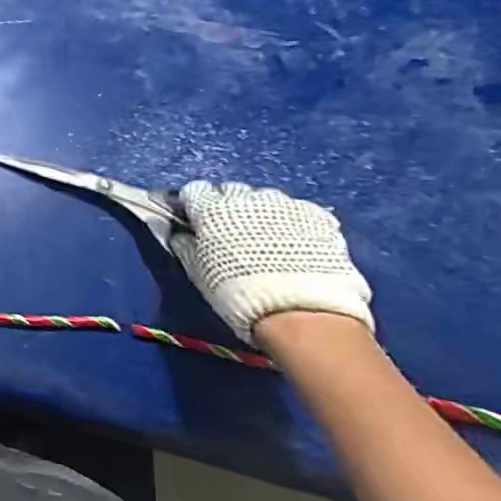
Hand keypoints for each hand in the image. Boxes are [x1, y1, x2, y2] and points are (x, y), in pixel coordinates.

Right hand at [169, 180, 373, 342]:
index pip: (195, 191)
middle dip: (226, 204)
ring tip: (263, 235)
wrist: (299, 309)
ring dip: (259, 211)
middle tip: (226, 228)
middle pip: (232, 191)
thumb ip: (186, 244)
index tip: (192, 219)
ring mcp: (288, 206)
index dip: (192, 204)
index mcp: (212, 208)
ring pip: (266, 199)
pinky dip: (290, 220)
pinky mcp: (320, 218)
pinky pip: (297, 210)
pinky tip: (291, 240)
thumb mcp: (197, 268)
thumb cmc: (235, 288)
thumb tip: (180, 234)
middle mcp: (249, 199)